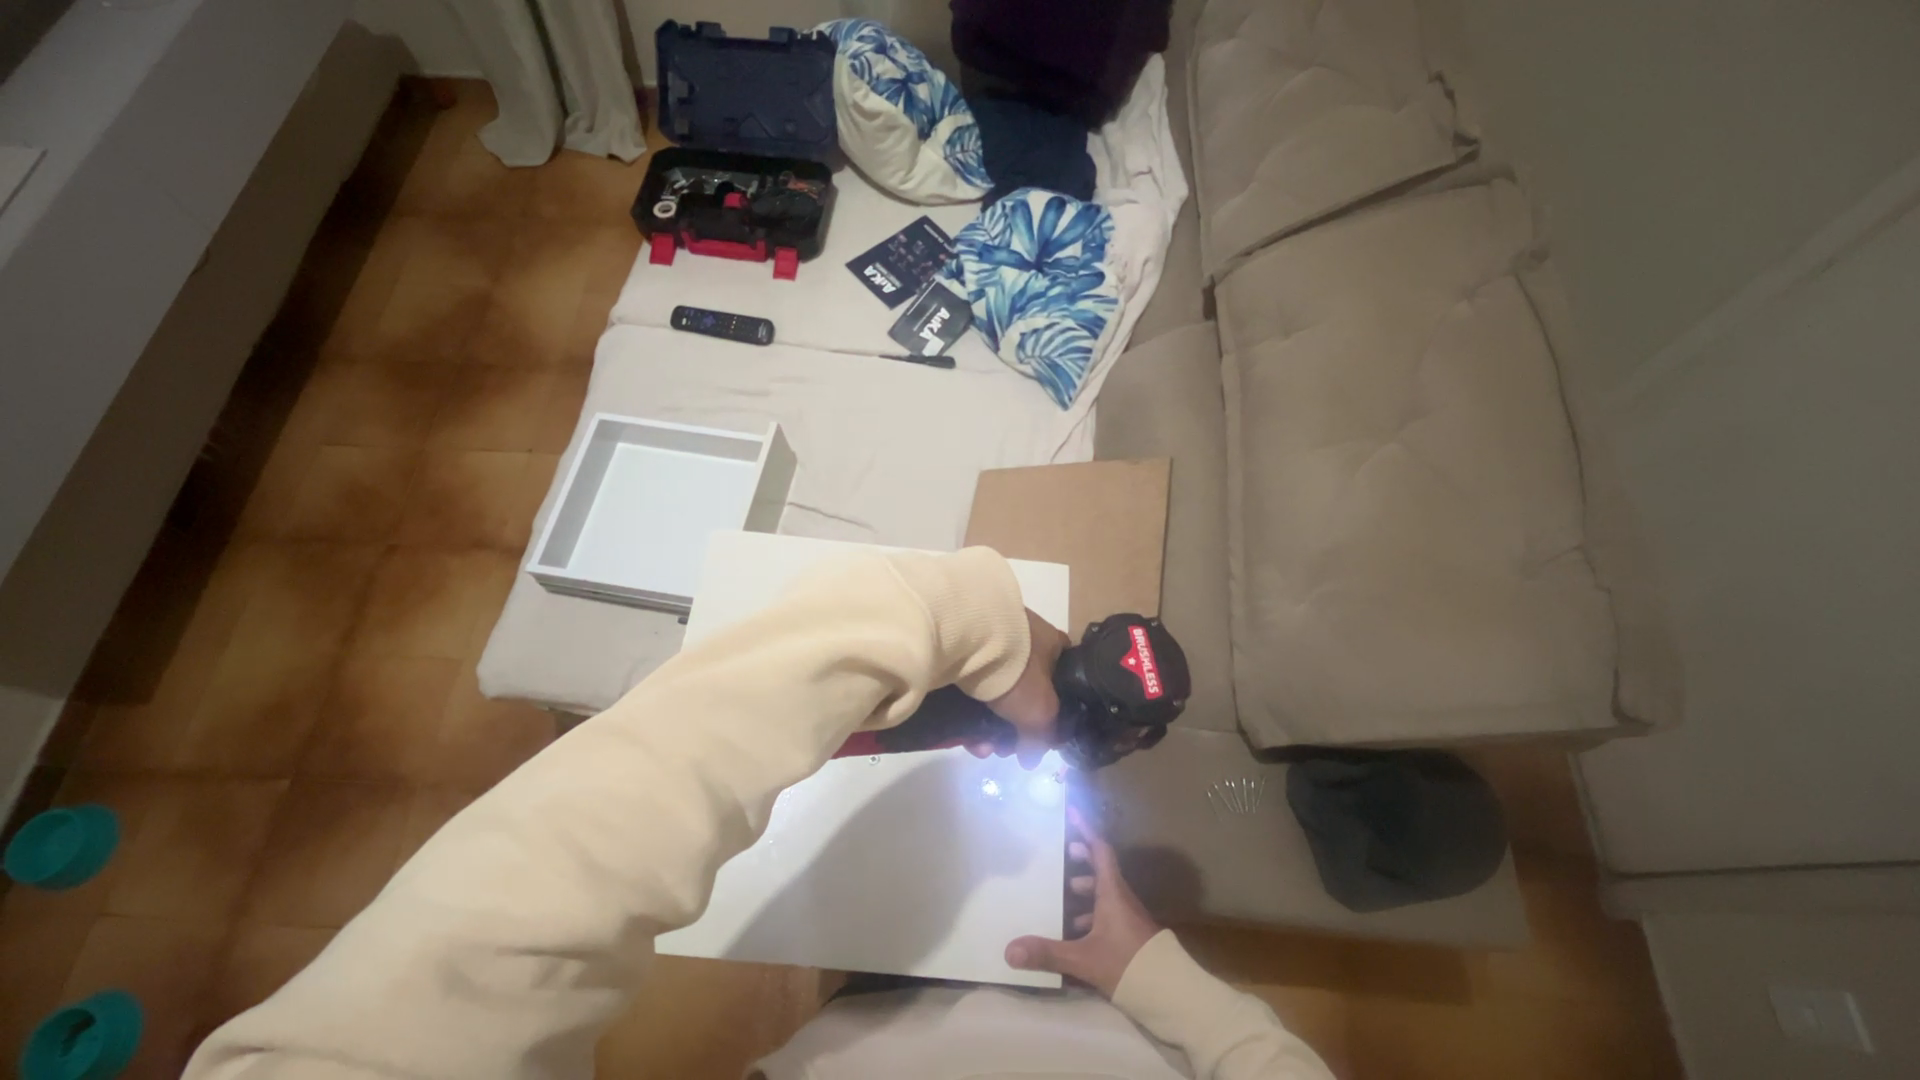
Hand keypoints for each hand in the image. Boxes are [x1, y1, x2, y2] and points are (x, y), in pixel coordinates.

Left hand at [976, 609, 1068, 767]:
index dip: (1055, 714)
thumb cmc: (1019, 670)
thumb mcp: (1041, 710)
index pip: (1063, 681)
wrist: (967, 636)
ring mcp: (993, 643)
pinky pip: (971, 688)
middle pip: (1026, 695)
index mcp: (1054, 646)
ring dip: (990, 728)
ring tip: (980, 748)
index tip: (1041, 737)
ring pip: (995, 695)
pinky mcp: (963, 649)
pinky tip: (965, 737)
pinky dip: (970, 713)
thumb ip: (1041, 738)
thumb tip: (1030, 761)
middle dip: (1015, 729)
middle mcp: (1026, 640)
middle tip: (1004, 749)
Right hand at [1004, 806, 1162, 996]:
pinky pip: (1106, 914)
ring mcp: (1128, 918)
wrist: (1169, 993)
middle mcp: (1121, 899)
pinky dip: (1089, 915)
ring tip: (1058, 900)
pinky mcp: (1130, 935)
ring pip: (1103, 894)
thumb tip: (1009, 950)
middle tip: (1058, 860)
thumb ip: (1047, 954)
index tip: (1071, 812)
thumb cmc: (1127, 963)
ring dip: (1083, 893)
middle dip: (1080, 863)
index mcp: (1112, 892)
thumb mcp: (1083, 959)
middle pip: (1100, 870)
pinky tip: (1073, 932)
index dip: (1085, 830)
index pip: (1099, 850)